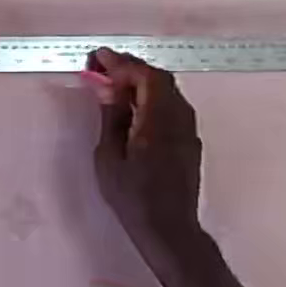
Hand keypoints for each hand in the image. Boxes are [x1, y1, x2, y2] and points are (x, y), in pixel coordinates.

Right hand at [88, 48, 204, 261]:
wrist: (168, 228)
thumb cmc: (131, 195)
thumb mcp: (109, 156)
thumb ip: (112, 117)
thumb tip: (107, 88)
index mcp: (159, 121)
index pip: (146, 77)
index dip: (121, 63)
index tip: (97, 57)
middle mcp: (180, 120)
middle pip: (160, 79)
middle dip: (131, 67)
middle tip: (102, 65)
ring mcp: (188, 130)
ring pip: (168, 91)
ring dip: (141, 80)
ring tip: (112, 81)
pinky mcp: (188, 140)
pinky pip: (171, 105)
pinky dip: (149, 95)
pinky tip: (131, 104)